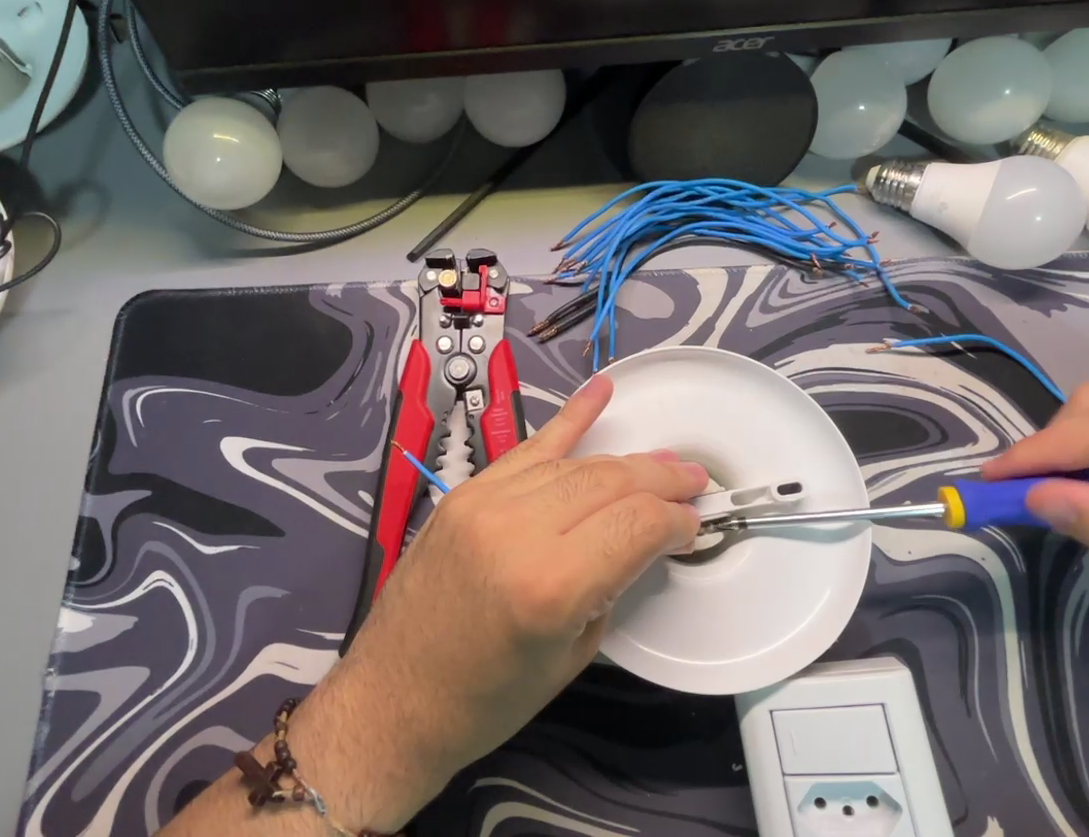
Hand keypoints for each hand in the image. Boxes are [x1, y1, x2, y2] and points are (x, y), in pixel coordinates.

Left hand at [279, 375, 705, 831]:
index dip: (677, 519)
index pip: (637, 524)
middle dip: (660, 479)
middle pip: (609, 482)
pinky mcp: (464, 493)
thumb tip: (643, 537)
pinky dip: (567, 419)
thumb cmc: (487, 697)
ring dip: (625, 459)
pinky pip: (526, 449)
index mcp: (550, 586)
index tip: (695, 523)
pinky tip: (599, 392)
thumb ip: (610, 585)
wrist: (394, 696)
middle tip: (694, 480)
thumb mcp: (571, 655)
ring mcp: (484, 503)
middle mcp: (517, 531)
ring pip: (574, 463)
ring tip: (664, 460)